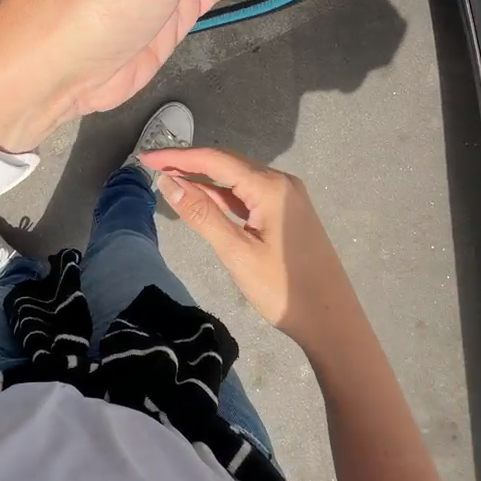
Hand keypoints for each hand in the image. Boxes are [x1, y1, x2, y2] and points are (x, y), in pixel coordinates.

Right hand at [141, 147, 358, 349]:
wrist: (334, 324)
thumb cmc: (284, 289)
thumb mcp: (236, 253)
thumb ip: (201, 214)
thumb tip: (167, 182)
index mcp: (270, 187)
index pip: (214, 160)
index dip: (177, 157)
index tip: (146, 157)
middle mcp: (280, 182)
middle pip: (226, 163)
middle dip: (188, 162)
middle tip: (153, 166)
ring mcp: (287, 197)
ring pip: (237, 178)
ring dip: (204, 178)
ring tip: (170, 179)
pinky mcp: (287, 213)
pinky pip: (248, 194)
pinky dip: (223, 194)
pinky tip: (203, 198)